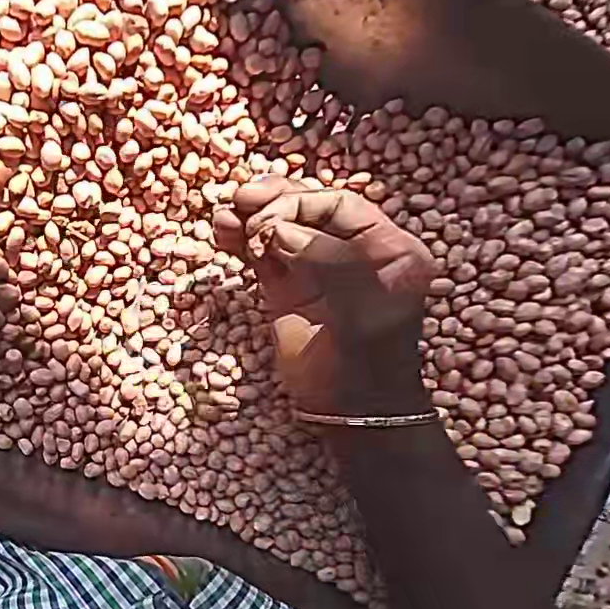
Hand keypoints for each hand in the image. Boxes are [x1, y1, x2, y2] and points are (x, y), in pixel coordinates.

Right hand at [212, 178, 435, 414]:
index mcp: (386, 247)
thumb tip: (276, 229)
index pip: (340, 205)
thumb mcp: (360, 306)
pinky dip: (241, 243)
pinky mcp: (285, 289)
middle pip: (307, 210)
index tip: (269, 221)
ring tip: (224, 216)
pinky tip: (222, 232)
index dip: (302, 204)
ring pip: (280, 229)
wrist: (349, 409)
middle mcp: (349, 251)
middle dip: (273, 202)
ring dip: (251, 219)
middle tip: (241, 199)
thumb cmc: (367, 359)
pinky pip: (262, 256)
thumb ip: (325, 260)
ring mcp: (314, 269)